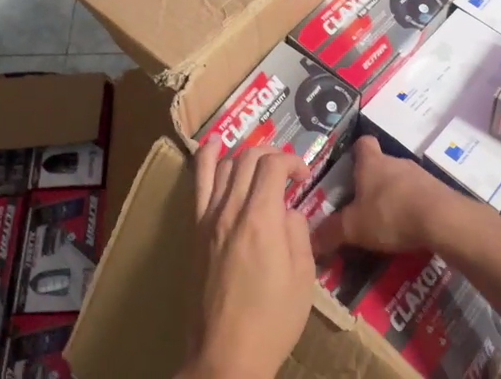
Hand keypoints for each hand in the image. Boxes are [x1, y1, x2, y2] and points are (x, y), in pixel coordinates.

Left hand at [181, 142, 315, 378]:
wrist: (226, 353)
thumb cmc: (272, 320)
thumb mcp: (303, 277)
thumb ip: (298, 232)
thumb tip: (289, 211)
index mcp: (261, 218)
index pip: (274, 165)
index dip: (293, 160)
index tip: (305, 176)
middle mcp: (231, 208)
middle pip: (248, 158)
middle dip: (272, 154)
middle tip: (287, 169)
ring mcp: (208, 218)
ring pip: (223, 165)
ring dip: (244, 154)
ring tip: (259, 159)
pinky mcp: (195, 231)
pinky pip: (198, 183)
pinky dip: (206, 158)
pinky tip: (213, 146)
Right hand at [312, 136, 459, 255]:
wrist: (442, 220)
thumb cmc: (391, 214)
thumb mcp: (354, 227)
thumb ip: (331, 232)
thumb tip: (309, 240)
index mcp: (371, 163)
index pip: (363, 143)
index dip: (356, 152)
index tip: (350, 167)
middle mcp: (395, 161)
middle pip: (381, 164)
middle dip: (373, 182)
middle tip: (364, 205)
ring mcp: (420, 175)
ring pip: (401, 181)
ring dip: (395, 196)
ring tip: (387, 222)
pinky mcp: (438, 191)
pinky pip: (420, 196)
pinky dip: (413, 209)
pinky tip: (410, 229)